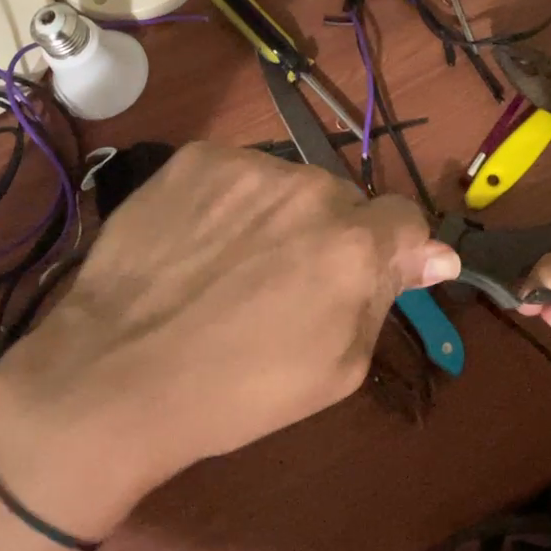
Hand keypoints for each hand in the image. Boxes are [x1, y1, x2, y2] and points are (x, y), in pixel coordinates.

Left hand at [0, 141, 458, 516]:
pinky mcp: (194, 157)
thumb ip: (387, 298)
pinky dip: (226, 201)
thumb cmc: (235, 392)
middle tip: (279, 282)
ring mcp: (246, 165)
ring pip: (284, 184)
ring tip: (226, 264)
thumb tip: (438, 254)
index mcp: (353, 244)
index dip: (390, 249)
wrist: (112, 375)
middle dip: (326, 234)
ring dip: (274, 215)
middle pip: (339, 200)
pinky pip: (234, 173)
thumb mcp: (336, 369)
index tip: (363, 275)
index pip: (404, 217)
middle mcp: (308, 188)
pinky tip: (193, 242)